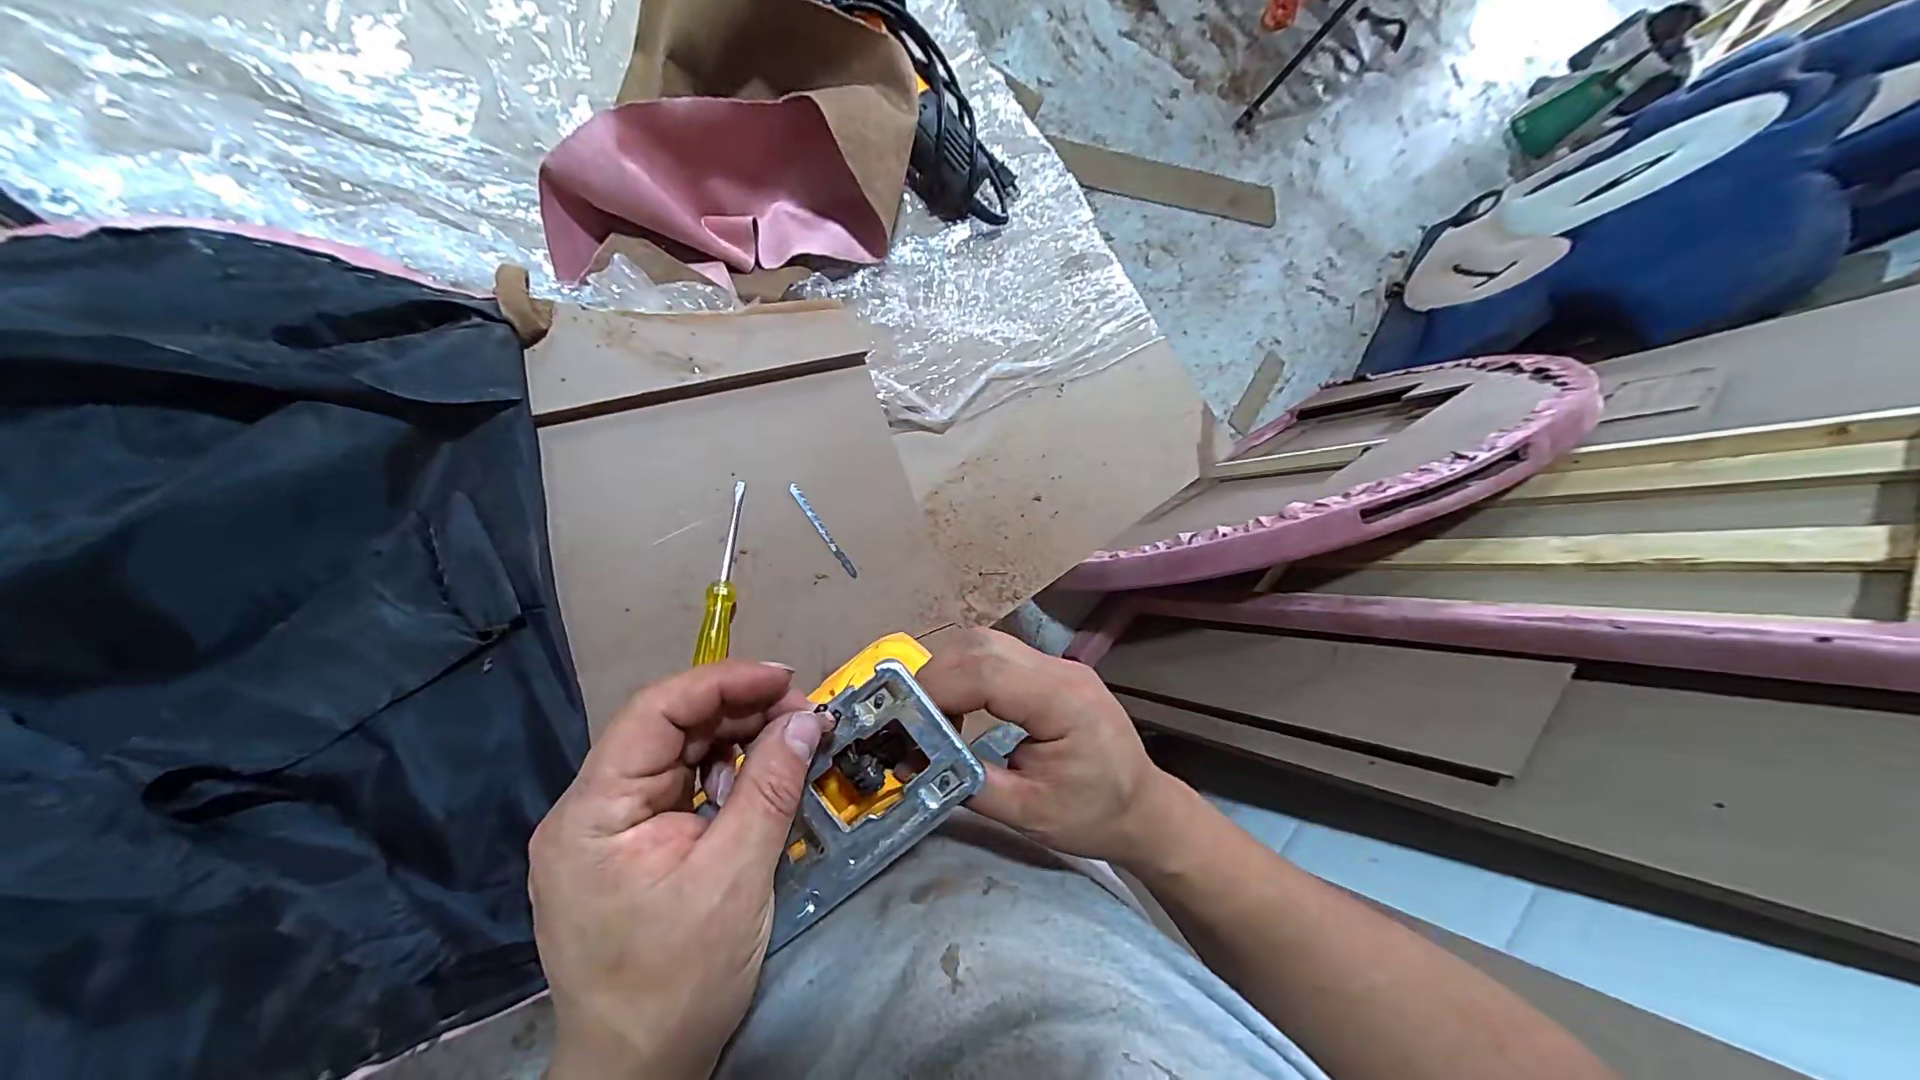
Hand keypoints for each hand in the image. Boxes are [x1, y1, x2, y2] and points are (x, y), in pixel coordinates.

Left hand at [529, 660, 830, 1079]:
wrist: (638, 1072)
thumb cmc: (679, 981)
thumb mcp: (737, 877)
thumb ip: (771, 786)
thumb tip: (808, 719)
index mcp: (593, 812)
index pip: (655, 712)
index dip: (723, 682)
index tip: (785, 679)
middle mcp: (591, 808)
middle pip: (667, 728)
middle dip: (739, 711)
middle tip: (804, 714)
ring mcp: (609, 827)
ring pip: (677, 753)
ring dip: (736, 739)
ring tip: (791, 738)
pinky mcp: (631, 844)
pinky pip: (681, 786)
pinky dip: (725, 773)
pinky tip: (759, 776)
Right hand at [916, 628, 1185, 864]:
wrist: (1143, 808)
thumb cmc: (1095, 816)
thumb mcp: (1029, 814)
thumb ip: (972, 784)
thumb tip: (919, 762)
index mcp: (1064, 702)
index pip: (986, 672)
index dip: (937, 689)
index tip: (904, 722)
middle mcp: (1061, 670)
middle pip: (981, 646)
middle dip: (934, 677)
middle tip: (909, 719)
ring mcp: (1058, 665)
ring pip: (985, 643)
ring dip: (947, 671)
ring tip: (929, 715)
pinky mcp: (1051, 670)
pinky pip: (996, 655)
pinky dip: (965, 673)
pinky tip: (956, 705)